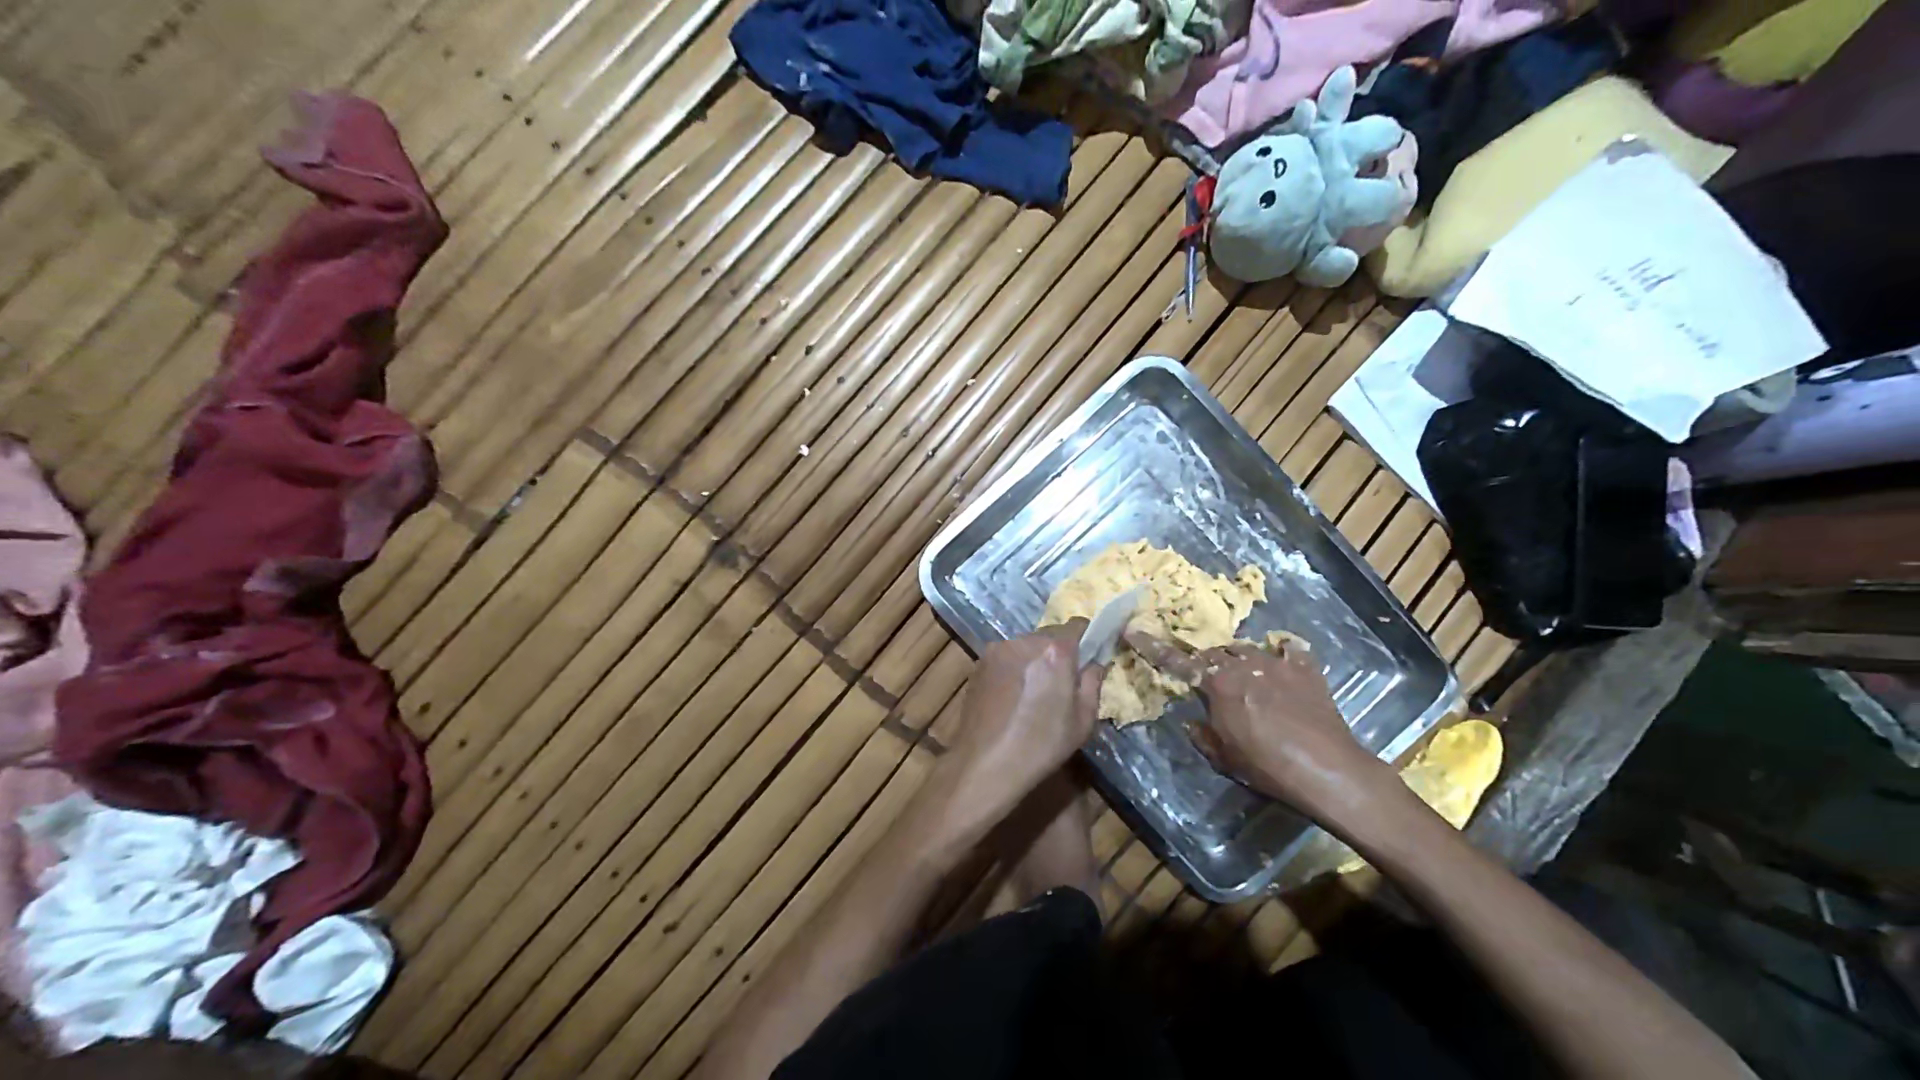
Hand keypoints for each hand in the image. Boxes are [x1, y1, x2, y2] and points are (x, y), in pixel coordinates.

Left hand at [946, 621, 1102, 807]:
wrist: (986, 763)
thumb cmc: (1041, 744)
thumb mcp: (1083, 720)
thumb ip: (1092, 683)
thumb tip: (1094, 663)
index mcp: (1055, 650)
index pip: (1078, 624)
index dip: (1087, 638)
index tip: (1089, 657)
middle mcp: (1024, 641)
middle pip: (1050, 635)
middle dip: (1059, 652)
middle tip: (1062, 681)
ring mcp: (997, 650)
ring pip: (1026, 646)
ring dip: (1035, 660)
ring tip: (1034, 692)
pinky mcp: (979, 663)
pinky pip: (1006, 657)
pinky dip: (1014, 668)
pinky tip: (1013, 697)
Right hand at [1126, 632, 1391, 817]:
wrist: (1326, 770)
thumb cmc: (1266, 767)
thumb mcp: (1222, 757)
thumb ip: (1201, 734)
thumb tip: (1191, 720)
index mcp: (1216, 685)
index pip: (1176, 662)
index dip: (1151, 646)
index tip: (1132, 630)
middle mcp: (1243, 665)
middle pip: (1214, 652)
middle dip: (1205, 662)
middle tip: (1208, 679)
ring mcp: (1277, 663)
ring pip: (1246, 648)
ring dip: (1238, 658)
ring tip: (1245, 674)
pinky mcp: (1306, 669)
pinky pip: (1289, 648)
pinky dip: (1282, 652)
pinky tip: (1283, 660)